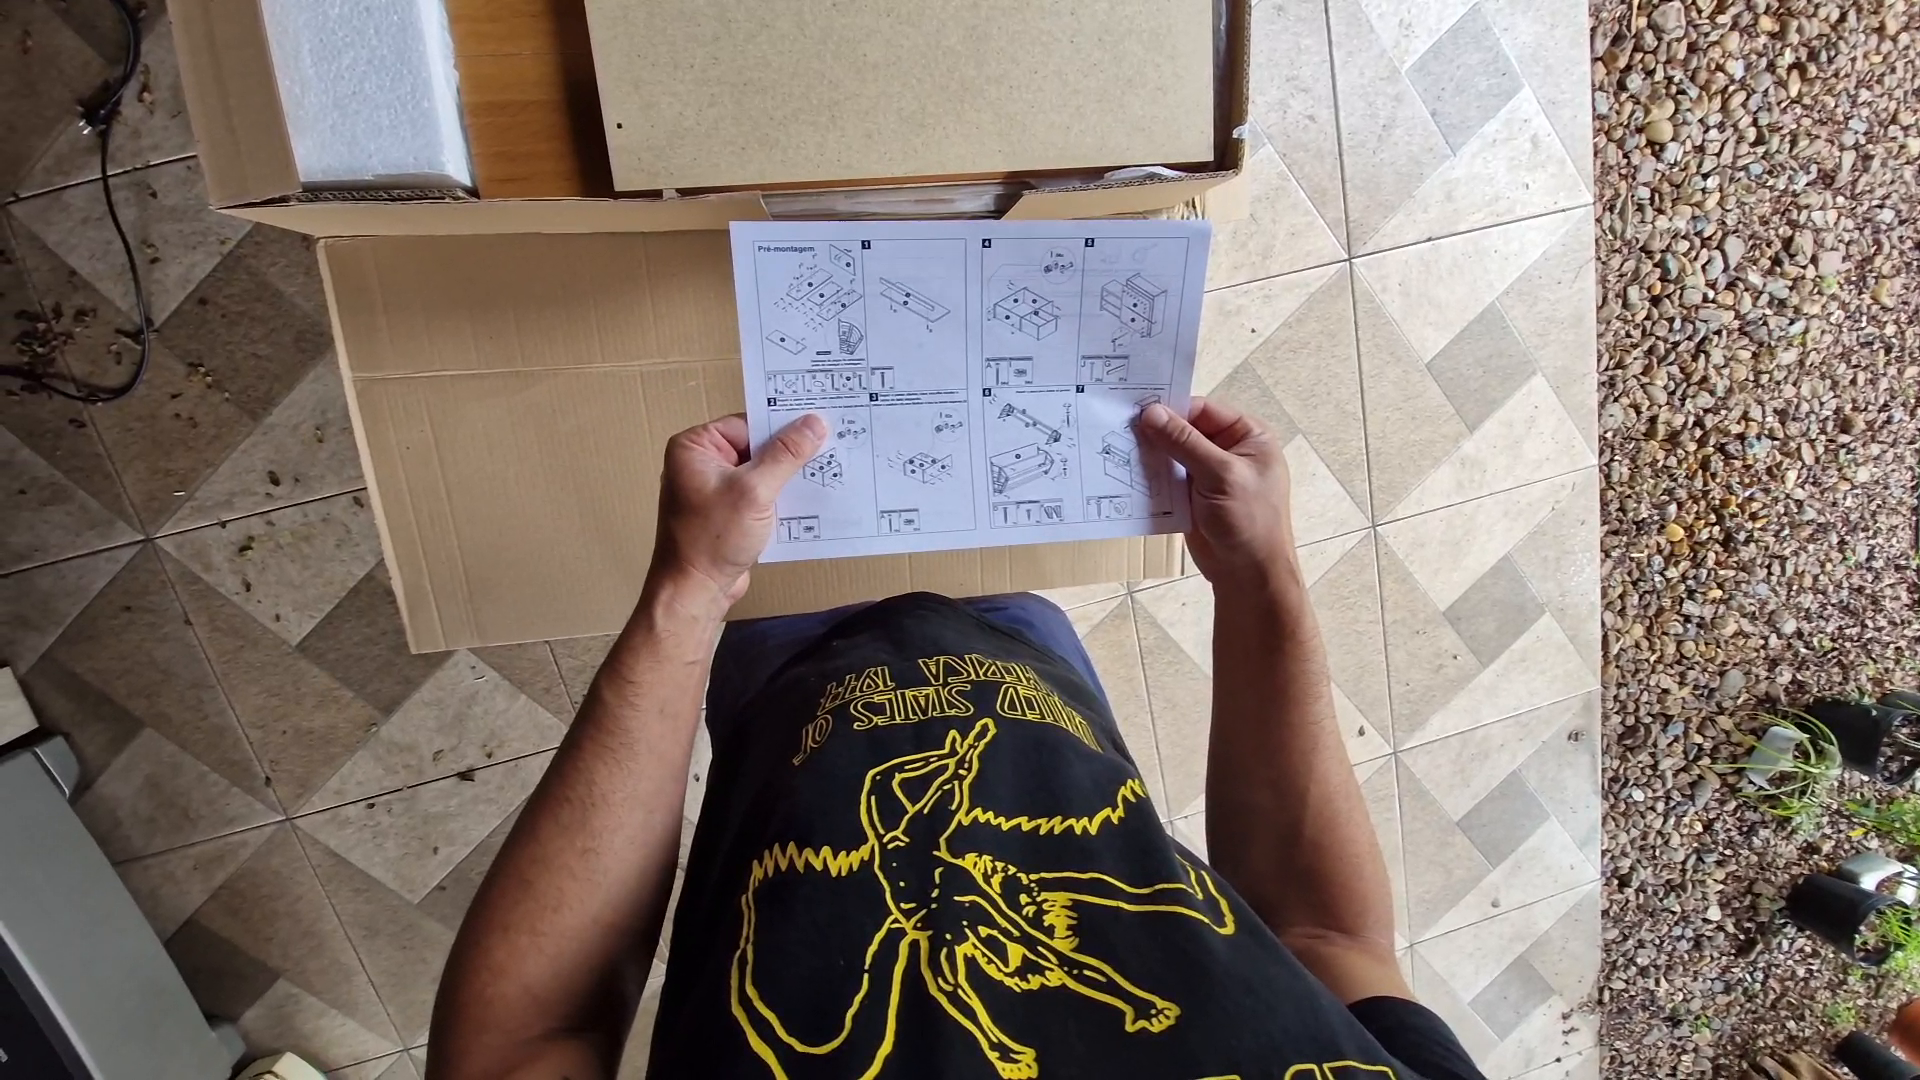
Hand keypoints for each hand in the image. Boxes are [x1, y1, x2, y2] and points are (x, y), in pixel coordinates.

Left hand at [649, 413, 826, 608]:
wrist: (696, 590)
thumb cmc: (714, 537)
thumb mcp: (755, 490)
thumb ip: (786, 454)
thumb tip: (816, 422)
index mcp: (695, 447)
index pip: (748, 425)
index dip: (782, 427)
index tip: (819, 427)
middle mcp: (702, 462)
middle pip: (757, 446)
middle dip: (790, 453)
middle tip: (831, 447)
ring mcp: (715, 489)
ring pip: (762, 471)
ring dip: (789, 477)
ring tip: (826, 473)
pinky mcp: (728, 512)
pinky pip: (760, 494)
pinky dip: (781, 497)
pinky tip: (809, 500)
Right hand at [1134, 399, 1298, 595]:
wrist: (1247, 573)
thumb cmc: (1248, 520)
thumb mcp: (1219, 474)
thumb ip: (1184, 442)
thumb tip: (1151, 412)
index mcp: (1247, 436)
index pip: (1203, 411)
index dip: (1172, 409)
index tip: (1137, 410)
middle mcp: (1227, 450)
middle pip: (1184, 431)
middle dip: (1156, 433)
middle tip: (1119, 428)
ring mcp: (1206, 474)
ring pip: (1170, 455)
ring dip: (1149, 456)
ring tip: (1117, 450)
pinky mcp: (1189, 496)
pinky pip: (1165, 478)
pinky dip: (1148, 477)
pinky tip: (1126, 474)